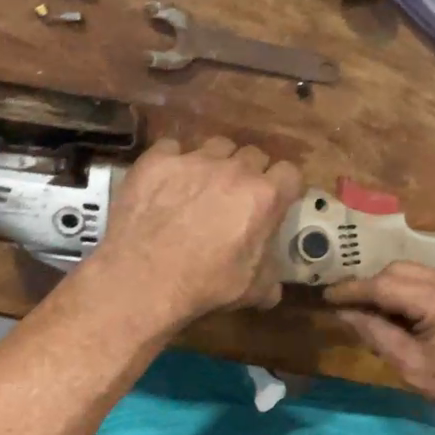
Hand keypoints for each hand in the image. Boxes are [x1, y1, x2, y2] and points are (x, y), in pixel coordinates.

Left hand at [81, 137, 300, 337]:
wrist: (143, 279)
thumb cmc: (206, 285)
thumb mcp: (253, 289)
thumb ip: (271, 278)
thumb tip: (274, 288)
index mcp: (264, 197)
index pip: (291, 173)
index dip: (286, 186)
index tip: (279, 199)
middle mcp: (234, 170)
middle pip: (255, 154)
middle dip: (252, 172)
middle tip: (240, 195)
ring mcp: (194, 160)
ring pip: (217, 145)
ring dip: (218, 161)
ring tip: (205, 183)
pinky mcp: (157, 160)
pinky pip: (173, 147)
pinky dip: (175, 160)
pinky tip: (169, 181)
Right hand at [326, 262, 434, 427]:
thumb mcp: (411, 365)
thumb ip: (375, 333)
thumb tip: (344, 313)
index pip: (386, 284)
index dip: (353, 290)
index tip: (327, 297)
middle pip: (400, 270)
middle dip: (371, 286)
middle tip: (347, 307)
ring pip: (416, 272)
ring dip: (391, 288)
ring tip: (370, 312)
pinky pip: (432, 280)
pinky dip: (411, 291)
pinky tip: (399, 313)